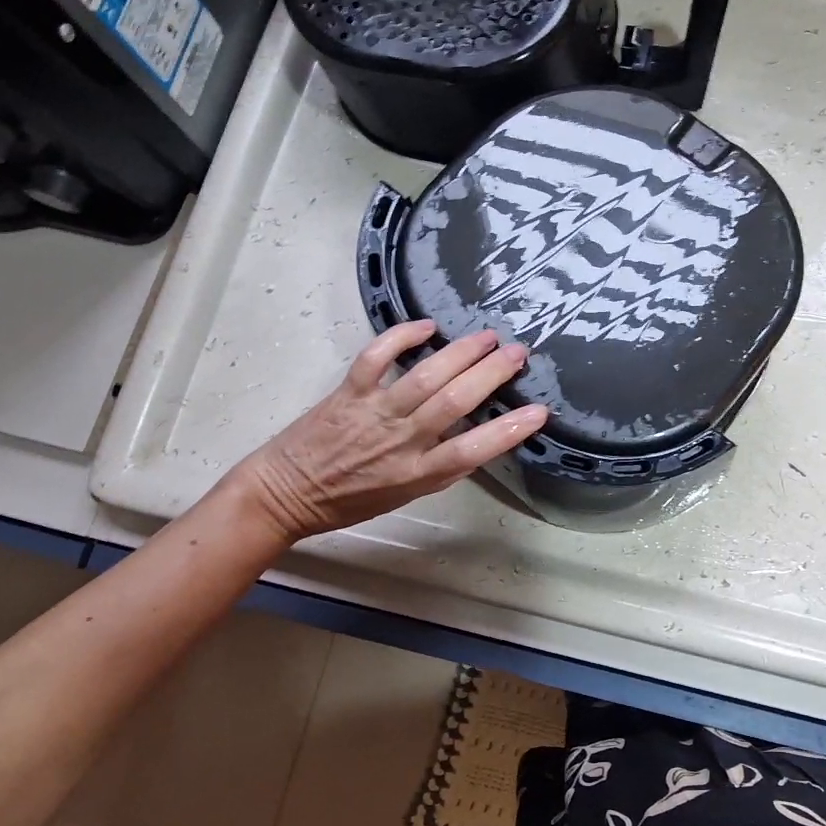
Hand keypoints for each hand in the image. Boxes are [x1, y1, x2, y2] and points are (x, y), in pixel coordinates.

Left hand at [228, 320, 548, 543]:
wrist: (287, 493)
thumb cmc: (351, 500)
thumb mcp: (407, 496)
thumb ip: (443, 469)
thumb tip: (483, 442)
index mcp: (418, 473)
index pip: (473, 450)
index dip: (509, 430)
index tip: (539, 412)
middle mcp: (400, 440)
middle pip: (455, 402)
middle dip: (492, 374)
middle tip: (519, 355)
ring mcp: (373, 412)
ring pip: (425, 375)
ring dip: (461, 352)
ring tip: (489, 338)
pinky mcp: (348, 392)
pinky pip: (377, 357)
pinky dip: (401, 336)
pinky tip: (428, 326)